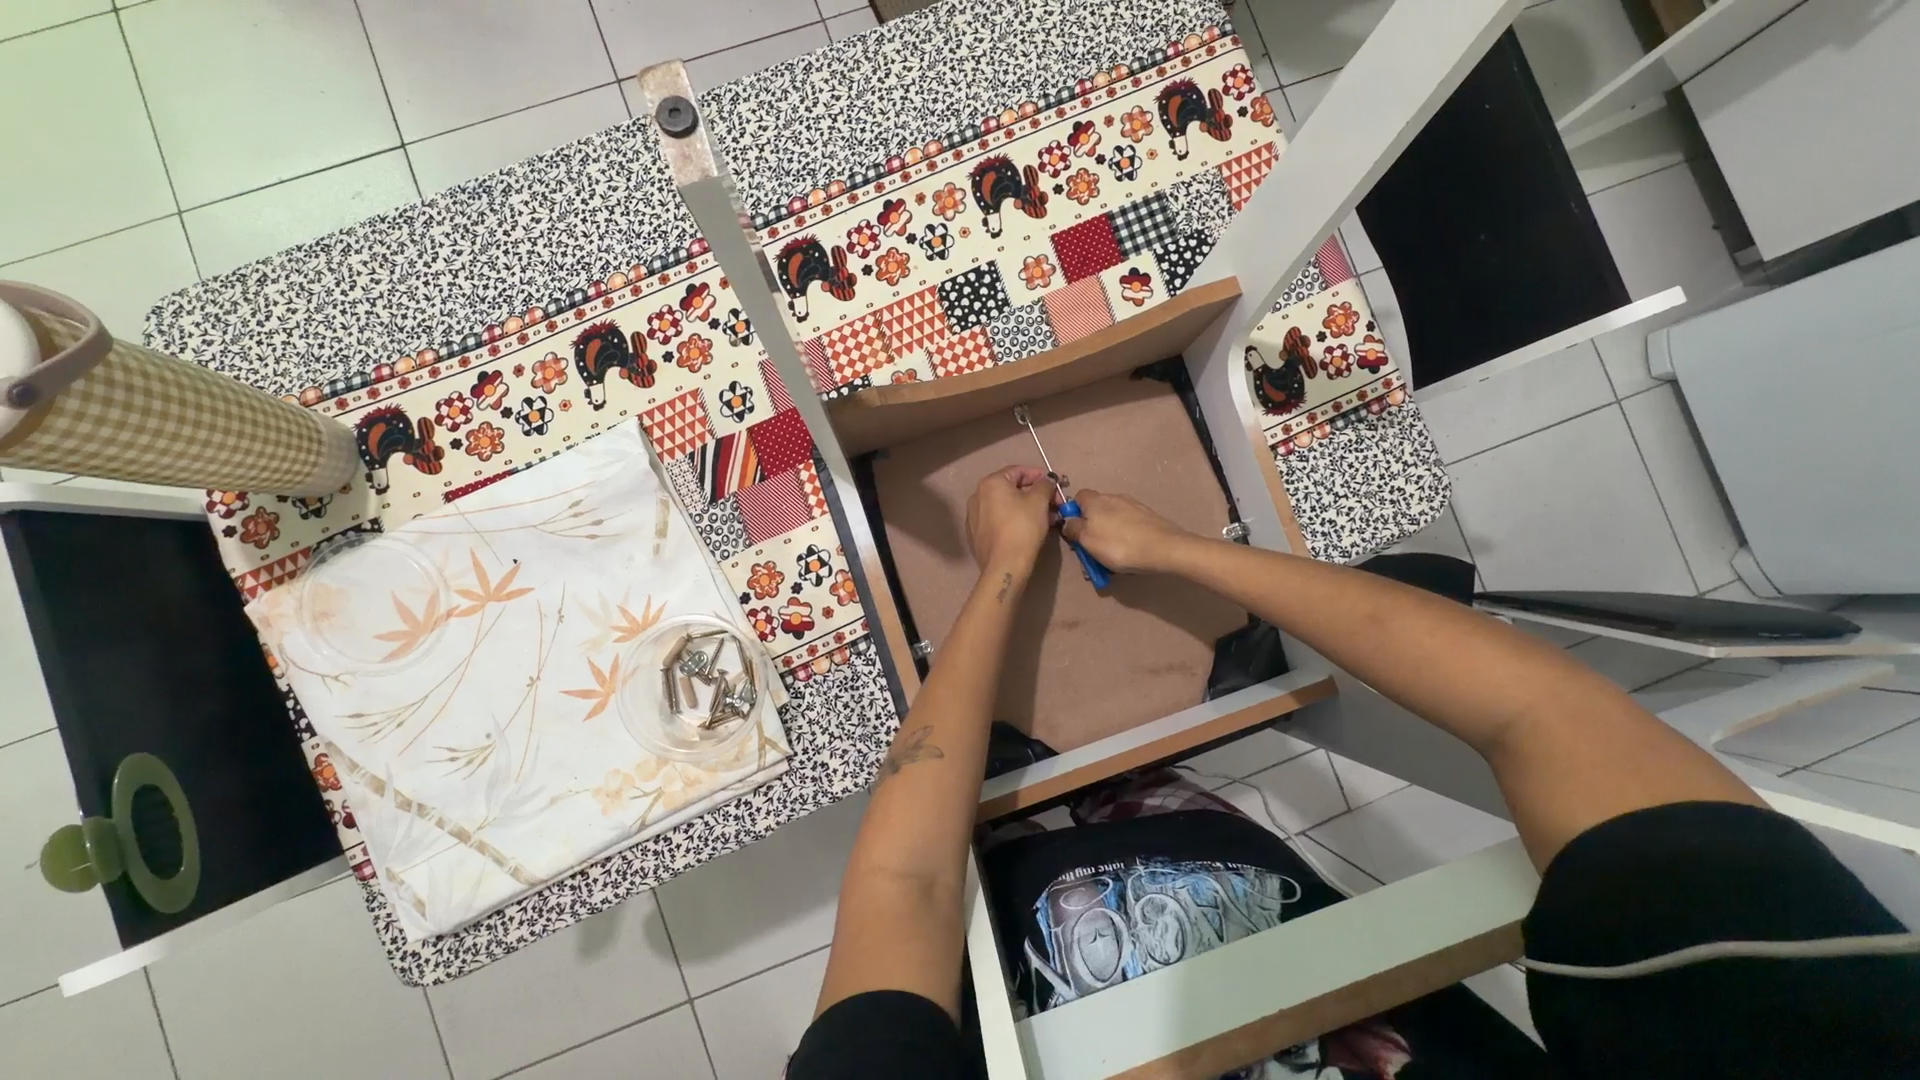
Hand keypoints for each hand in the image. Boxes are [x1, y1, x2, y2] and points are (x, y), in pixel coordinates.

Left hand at [965, 465, 1056, 572]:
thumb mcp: (1039, 501)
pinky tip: (1029, 529)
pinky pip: (999, 520)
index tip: (1054, 484)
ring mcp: (974, 516)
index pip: (1018, 471)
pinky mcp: (976, 535)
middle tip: (1054, 503)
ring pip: (1006, 506)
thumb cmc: (1023, 526)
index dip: (1039, 475)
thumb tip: (1047, 479)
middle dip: (1035, 495)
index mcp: (991, 483)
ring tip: (1047, 518)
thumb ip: (1045, 485)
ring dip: (1027, 508)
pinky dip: (1014, 520)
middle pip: (1011, 489)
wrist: (1004, 564)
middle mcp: (977, 496)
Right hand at [1059, 489, 1192, 572]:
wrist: (1162, 548)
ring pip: (1113, 519)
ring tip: (1112, 555)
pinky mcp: (1148, 517)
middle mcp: (1114, 497)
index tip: (1074, 531)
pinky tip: (1129, 551)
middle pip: (1096, 509)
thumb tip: (1068, 522)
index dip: (1073, 512)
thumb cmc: (1118, 545)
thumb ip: (1073, 528)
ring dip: (1109, 533)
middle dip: (1092, 527)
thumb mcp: (1086, 540)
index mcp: (1095, 501)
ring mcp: (1133, 506)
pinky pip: (1129, 526)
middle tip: (1092, 549)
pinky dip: (1125, 536)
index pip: (1078, 497)